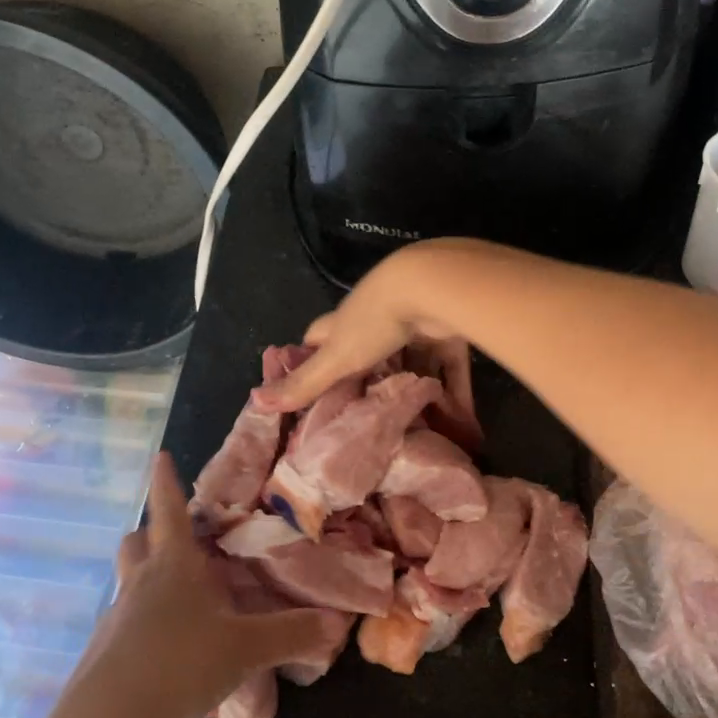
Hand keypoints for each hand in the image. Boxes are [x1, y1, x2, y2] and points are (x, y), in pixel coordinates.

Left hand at [18, 456, 337, 717]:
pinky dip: (139, 624)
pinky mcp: (102, 653)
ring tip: (172, 595)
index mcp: (173, 565)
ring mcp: (116, 617)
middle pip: (136, 541)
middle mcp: (140, 581)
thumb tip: (336, 622)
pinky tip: (160, 647)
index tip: (160, 456)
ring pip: (126, 582)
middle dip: (150, 532)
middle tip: (170, 536)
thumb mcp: (245, 649)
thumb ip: (290, 633)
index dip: (166, 482)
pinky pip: (122, 625)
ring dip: (144, 578)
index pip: (169, 510)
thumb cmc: (180, 663)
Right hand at [258, 240, 474, 411]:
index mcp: (343, 323)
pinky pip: (450, 369)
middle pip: (367, 353)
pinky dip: (455, 395)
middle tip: (366, 418)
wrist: (429, 287)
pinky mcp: (447, 332)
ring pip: (413, 364)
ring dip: (415, 392)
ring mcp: (413, 324)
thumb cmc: (374, 322)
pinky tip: (462, 425)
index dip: (310, 356)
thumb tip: (256, 401)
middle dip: (368, 380)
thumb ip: (304, 383)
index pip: (318, 338)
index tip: (307, 385)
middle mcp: (376, 320)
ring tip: (418, 431)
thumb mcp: (335, 358)